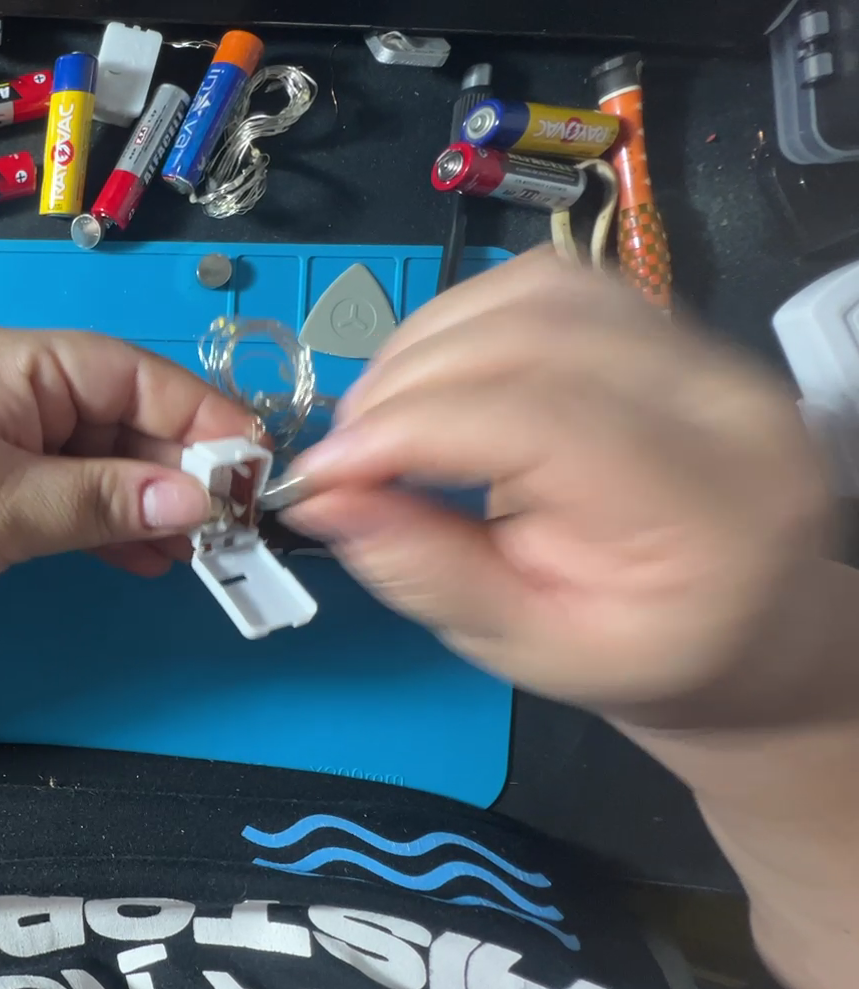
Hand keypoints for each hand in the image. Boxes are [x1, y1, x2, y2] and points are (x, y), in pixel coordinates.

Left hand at [0, 326, 257, 621]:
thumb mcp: (7, 510)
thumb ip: (106, 501)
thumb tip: (199, 501)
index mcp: (18, 364)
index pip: (131, 375)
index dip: (201, 417)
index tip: (254, 466)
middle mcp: (18, 387)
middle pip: (121, 417)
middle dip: (176, 469)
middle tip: (229, 525)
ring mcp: (6, 432)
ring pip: (99, 458)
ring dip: (144, 502)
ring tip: (195, 552)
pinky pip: (67, 488)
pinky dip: (103, 520)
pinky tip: (143, 556)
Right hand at [280, 252, 832, 723]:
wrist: (729, 616)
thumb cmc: (620, 644)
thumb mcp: (513, 640)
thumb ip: (419, 570)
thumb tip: (317, 500)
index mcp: (699, 503)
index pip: (536, 421)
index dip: (404, 433)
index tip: (318, 476)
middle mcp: (717, 400)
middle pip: (528, 337)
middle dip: (399, 391)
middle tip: (342, 458)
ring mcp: (694, 349)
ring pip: (528, 294)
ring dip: (418, 351)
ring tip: (374, 421)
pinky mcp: (655, 328)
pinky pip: (536, 285)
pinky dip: (450, 324)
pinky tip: (420, 384)